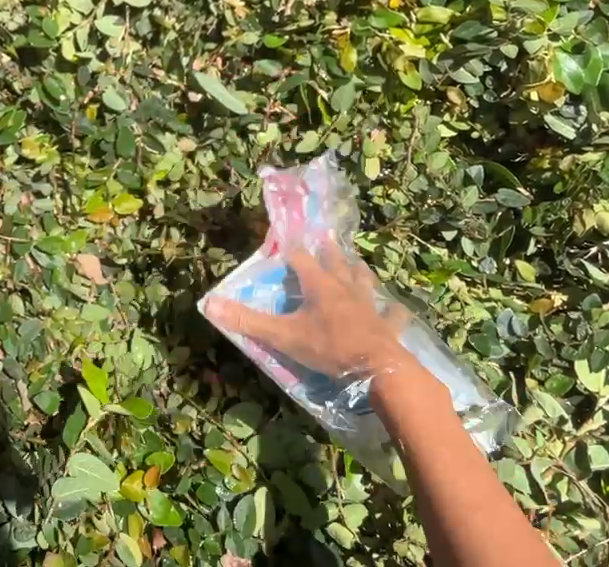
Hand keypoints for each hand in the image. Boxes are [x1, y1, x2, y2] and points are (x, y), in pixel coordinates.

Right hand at [204, 238, 413, 379]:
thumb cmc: (328, 347)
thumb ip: (248, 321)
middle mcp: (344, 288)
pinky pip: (393, 315)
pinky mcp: (387, 326)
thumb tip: (210, 304)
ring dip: (359, 271)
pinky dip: (394, 311)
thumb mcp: (282, 335)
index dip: (291, 249)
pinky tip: (398, 309)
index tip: (284, 240)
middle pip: (336, 262)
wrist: (378, 369)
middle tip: (327, 238)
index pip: (300, 257)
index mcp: (318, 284)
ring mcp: (369, 306)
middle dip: (329, 251)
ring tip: (358, 263)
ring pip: (364, 281)